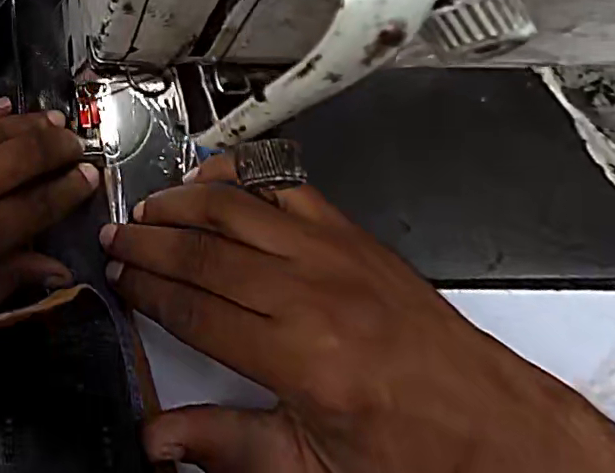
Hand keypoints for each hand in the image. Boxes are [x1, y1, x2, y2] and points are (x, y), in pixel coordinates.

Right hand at [101, 156, 614, 472]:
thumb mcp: (315, 468)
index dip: (145, 292)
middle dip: (147, 243)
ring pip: (232, 207)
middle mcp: (310, 296)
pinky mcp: (347, 231)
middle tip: (114, 237)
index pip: (194, 311)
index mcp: (302, 363)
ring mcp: (329, 253)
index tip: (117, 279)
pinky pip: (281, 182)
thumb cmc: (411, 453)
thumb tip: (158, 439)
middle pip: (202, 252)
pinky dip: (240, 172)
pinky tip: (210, 175)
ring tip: (147, 209)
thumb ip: (229, 446)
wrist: (499, 428)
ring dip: (180, 202)